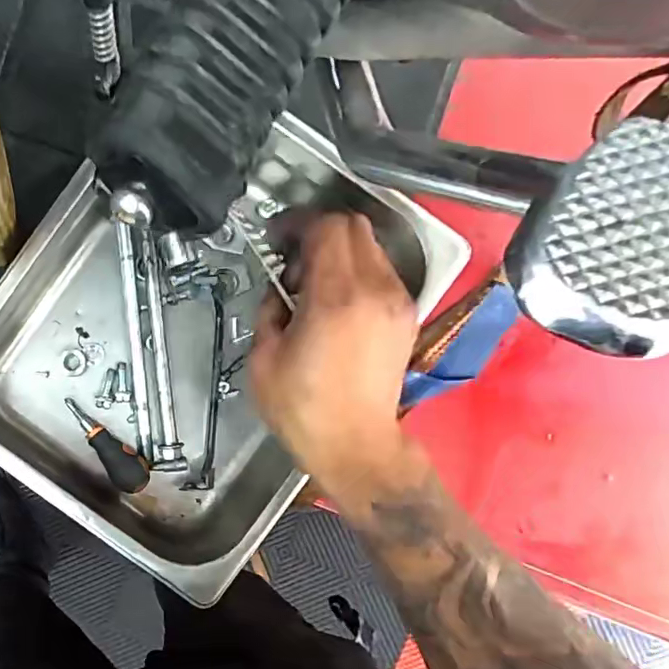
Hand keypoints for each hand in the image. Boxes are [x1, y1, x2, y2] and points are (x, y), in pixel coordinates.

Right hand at [251, 211, 423, 498]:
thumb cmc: (302, 408)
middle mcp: (375, 291)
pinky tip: (333, 303)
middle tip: (291, 261)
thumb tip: (281, 290)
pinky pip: (381, 272)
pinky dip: (355, 272)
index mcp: (335, 298)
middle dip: (318, 232)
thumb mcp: (263, 357)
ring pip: (370, 247)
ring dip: (337, 253)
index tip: (277, 238)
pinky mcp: (406, 316)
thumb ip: (270, 309)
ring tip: (311, 285)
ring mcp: (397, 302)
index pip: (327, 227)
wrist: (354, 445)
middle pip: (354, 226)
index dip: (297, 223)